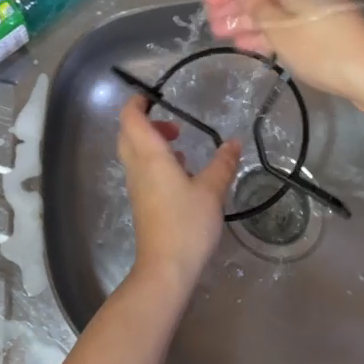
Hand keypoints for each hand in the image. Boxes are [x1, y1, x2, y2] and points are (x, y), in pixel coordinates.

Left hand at [116, 95, 240, 289]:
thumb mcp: (212, 191)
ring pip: (135, 153)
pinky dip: (156, 162)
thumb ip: (223, 164)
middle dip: (147, 122)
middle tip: (174, 126)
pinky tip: (182, 175)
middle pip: (129, 133)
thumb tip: (234, 142)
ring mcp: (136, 186)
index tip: (153, 96)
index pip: (130, 117)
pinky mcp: (141, 202)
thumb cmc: (187, 223)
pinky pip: (142, 170)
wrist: (165, 268)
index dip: (137, 102)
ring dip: (153, 144)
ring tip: (182, 149)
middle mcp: (137, 166)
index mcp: (149, 155)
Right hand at [202, 0, 363, 111]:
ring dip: (247, 22)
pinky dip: (266, 35)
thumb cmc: (324, 51)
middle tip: (212, 22)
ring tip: (223, 36)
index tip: (207, 2)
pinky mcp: (320, 35)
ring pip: (273, 12)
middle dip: (235, 5)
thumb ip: (257, 8)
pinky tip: (249, 46)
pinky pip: (285, 28)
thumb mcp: (282, 31)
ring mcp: (313, 15)